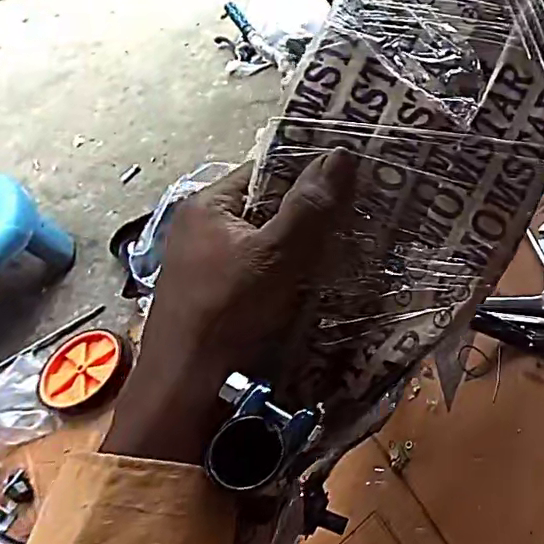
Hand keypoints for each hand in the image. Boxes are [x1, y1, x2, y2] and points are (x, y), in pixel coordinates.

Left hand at [102, 149, 359, 463]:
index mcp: (208, 204)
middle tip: (357, 215)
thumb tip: (341, 153)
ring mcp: (207, 263)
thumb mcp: (276, 254)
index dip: (308, 172)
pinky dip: (286, 272)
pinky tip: (316, 282)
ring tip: (347, 246)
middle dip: (309, 212)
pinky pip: (260, 270)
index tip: (351, 180)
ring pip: (266, 241)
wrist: (185, 390)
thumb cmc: (228, 313)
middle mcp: (202, 227)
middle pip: (267, 206)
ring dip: (300, 246)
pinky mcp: (215, 294)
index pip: (266, 169)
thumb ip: (309, 205)